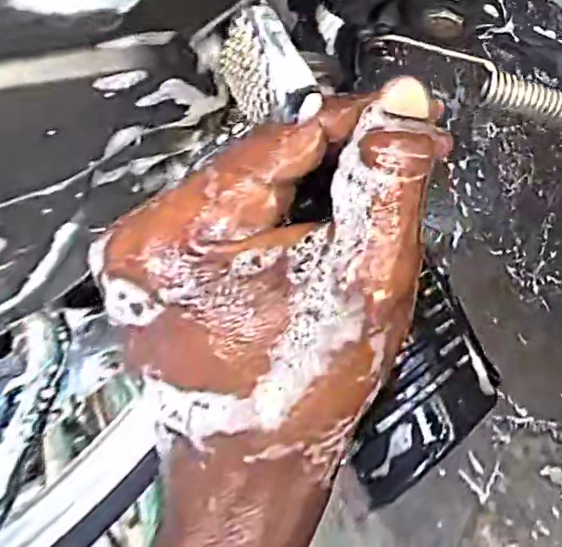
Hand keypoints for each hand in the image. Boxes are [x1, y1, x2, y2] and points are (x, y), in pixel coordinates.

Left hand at [91, 78, 449, 545]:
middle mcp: (151, 234)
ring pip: (267, 170)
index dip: (367, 118)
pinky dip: (298, 198)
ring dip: (328, 173)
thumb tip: (403, 103)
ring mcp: (152, 247)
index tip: (409, 112)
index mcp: (189, 231)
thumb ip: (390, 176)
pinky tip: (333, 216)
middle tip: (404, 153)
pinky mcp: (167, 258)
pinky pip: (247, 198)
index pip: (297, 130)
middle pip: (277, 148)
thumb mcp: (369, 269)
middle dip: (350, 148)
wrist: (260, 458)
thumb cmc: (305, 384)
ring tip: (375, 191)